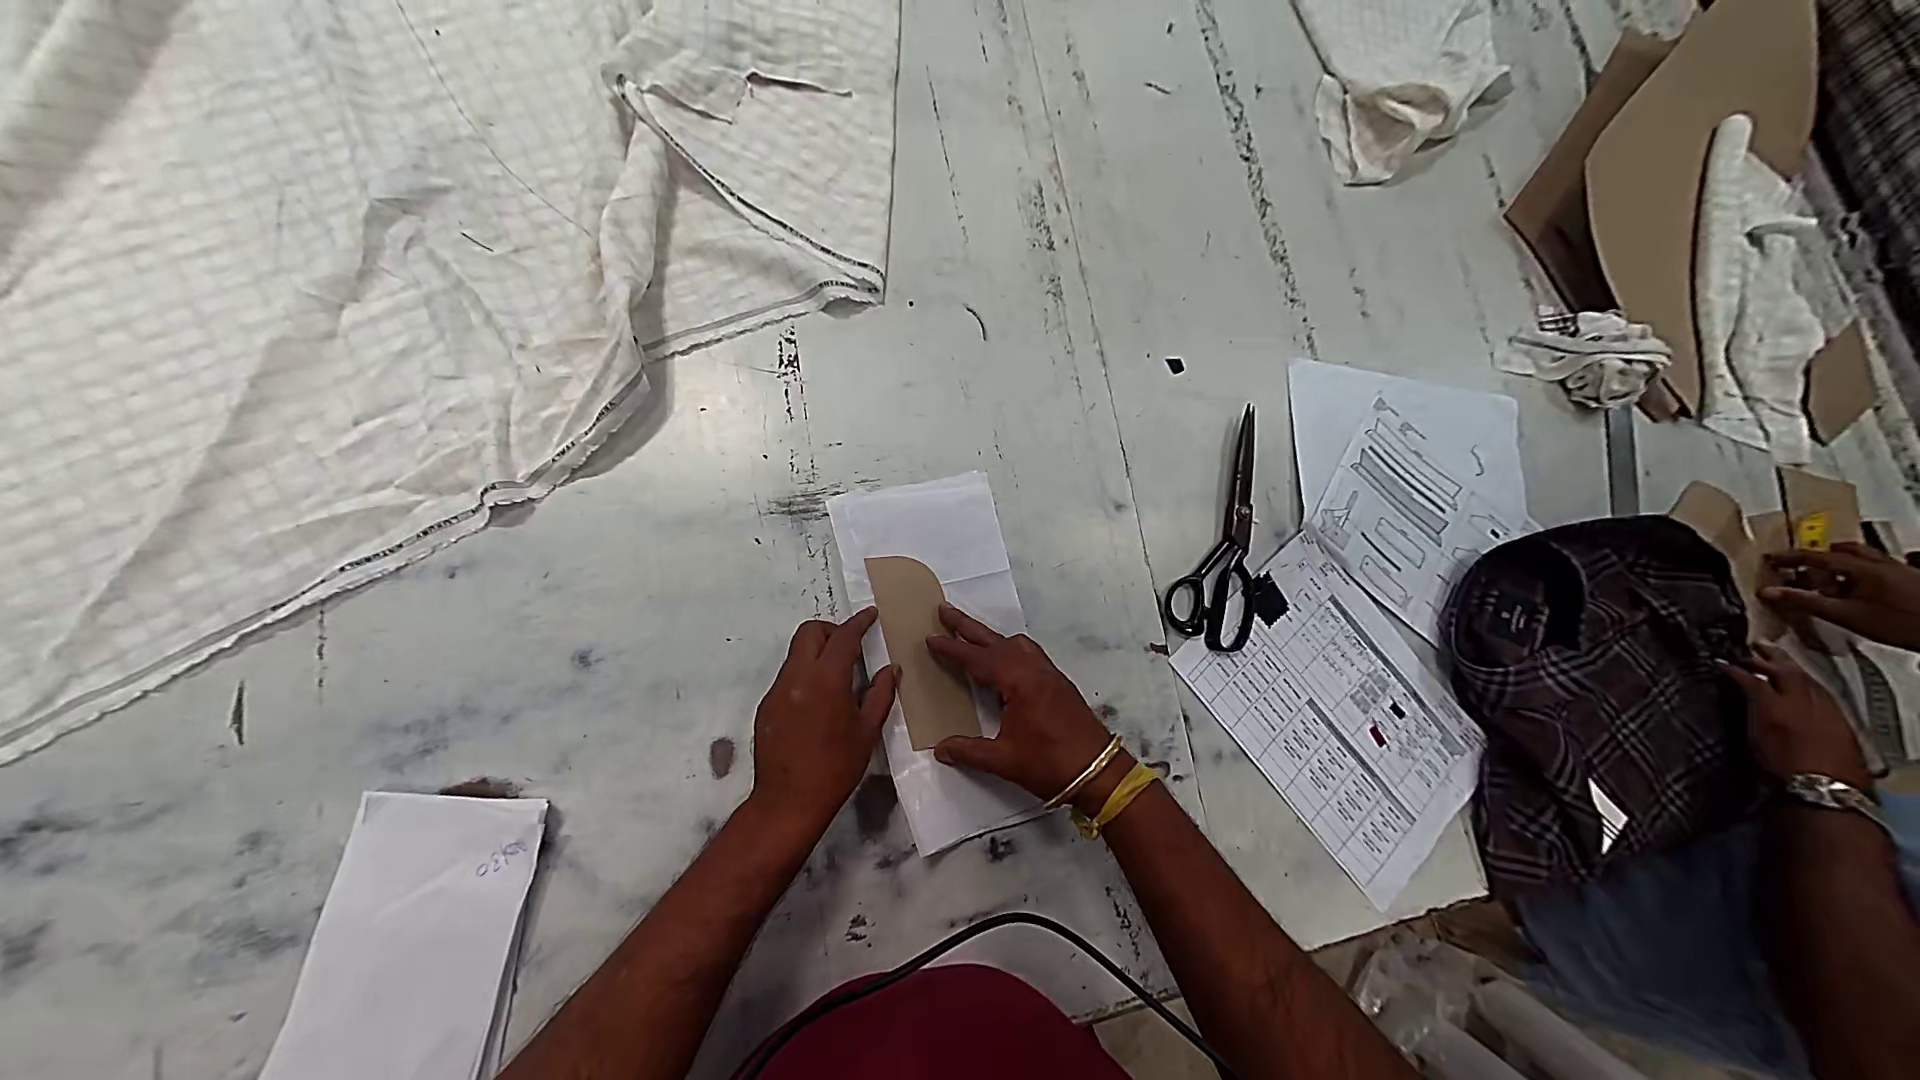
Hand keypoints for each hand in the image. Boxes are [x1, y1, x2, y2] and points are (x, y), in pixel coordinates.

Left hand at [748, 610, 898, 828]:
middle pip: (809, 632)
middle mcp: (797, 677)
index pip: (843, 637)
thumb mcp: (867, 731)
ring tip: (838, 678)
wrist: (789, 801)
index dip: (859, 622)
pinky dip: (805, 675)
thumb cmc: (836, 767)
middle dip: (831, 630)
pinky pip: (788, 677)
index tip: (870, 616)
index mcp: (826, 679)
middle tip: (851, 646)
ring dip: (817, 653)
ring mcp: (777, 691)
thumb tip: (891, 669)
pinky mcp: (767, 706)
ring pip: (796, 654)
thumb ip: (880, 694)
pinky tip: (819, 702)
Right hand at [925, 604, 1126, 814]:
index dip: (952, 649)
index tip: (932, 638)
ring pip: (1016, 645)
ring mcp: (1050, 675)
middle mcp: (1035, 671)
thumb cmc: (1052, 764)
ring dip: (992, 639)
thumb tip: (942, 749)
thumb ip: (968, 751)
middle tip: (945, 611)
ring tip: (972, 637)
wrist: (1099, 773)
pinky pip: (1030, 655)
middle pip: (996, 641)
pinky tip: (1005, 664)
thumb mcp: (1004, 760)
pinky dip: (1011, 651)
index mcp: (1020, 681)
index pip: (978, 659)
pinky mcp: (1059, 685)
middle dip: (968, 627)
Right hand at [1720, 642, 1870, 787]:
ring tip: (1777, 662)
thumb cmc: (1779, 765)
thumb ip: (1749, 707)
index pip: (1754, 679)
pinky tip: (1804, 686)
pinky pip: (1824, 694)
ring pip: (1809, 682)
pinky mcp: (1841, 723)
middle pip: (1788, 674)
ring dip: (1792, 669)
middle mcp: (1804, 704)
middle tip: (1754, 649)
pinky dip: (1809, 684)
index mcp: (1777, 706)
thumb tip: (1739, 689)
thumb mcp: (1754, 735)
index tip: (1720, 663)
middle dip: (1770, 660)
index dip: (1735, 669)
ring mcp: (1827, 713)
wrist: (1823, 788)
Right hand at [1763, 543, 1919, 650]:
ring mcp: (1909, 573)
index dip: (1791, 557)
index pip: (1818, 557)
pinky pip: (1902, 565)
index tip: (1773, 559)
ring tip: (1834, 573)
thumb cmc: (1904, 624)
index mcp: (1865, 570)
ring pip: (1872, 558)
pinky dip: (1882, 567)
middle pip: (1848, 551)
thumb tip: (1770, 592)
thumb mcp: (1845, 615)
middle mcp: (1888, 566)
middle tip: (1804, 563)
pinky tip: (1882, 574)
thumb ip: (1805, 602)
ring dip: (1847, 562)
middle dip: (1823, 555)